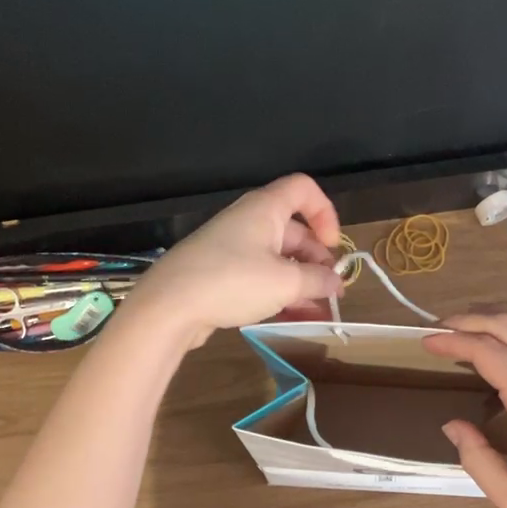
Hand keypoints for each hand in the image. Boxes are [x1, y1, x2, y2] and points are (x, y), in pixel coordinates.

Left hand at [128, 174, 343, 348]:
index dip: (325, 212)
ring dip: (302, 283)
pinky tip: (295, 318)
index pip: (303, 189)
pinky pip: (260, 278)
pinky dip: (280, 294)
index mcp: (264, 209)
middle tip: (331, 291)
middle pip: (293, 231)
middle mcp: (249, 222)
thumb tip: (336, 282)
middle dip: (316, 260)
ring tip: (319, 312)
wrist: (170, 306)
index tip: (333, 245)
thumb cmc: (233, 282)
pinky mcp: (221, 274)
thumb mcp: (285, 283)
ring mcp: (233, 249)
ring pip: (278, 260)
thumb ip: (317, 281)